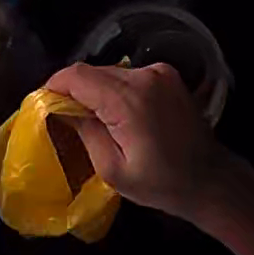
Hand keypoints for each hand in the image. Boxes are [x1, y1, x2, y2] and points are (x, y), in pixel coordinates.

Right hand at [45, 63, 237, 223]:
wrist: (210, 178)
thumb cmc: (161, 183)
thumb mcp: (112, 169)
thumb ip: (84, 131)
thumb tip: (60, 109)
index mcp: (129, 98)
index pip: (78, 75)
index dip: (55, 85)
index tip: (43, 104)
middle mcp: (144, 75)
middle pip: (94, 71)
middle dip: (74, 90)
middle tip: (63, 116)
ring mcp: (159, 71)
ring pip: (111, 71)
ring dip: (96, 90)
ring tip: (92, 119)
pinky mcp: (168, 74)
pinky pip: (129, 75)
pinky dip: (116, 89)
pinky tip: (117, 114)